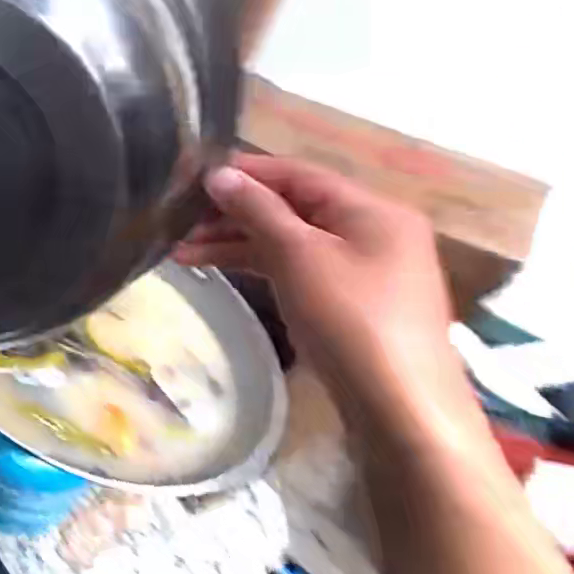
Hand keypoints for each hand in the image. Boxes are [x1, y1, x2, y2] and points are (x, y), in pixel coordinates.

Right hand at [172, 154, 472, 439]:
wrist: (396, 402)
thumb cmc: (350, 316)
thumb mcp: (297, 254)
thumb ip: (256, 209)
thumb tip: (218, 173)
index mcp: (370, 209)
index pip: (295, 173)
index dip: (241, 171)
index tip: (188, 175)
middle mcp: (366, 228)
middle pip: (286, 204)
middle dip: (229, 210)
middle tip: (176, 217)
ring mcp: (353, 263)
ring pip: (280, 236)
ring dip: (229, 237)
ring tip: (178, 248)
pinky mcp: (337, 292)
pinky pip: (286, 262)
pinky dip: (247, 260)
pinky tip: (206, 263)